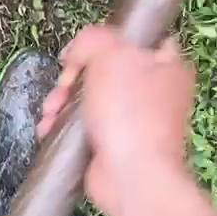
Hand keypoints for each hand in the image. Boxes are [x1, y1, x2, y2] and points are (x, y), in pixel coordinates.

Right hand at [38, 24, 196, 215]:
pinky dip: (63, 126)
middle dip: (72, 77)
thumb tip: (76, 53)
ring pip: (88, 97)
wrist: (132, 177)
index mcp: (167, 65)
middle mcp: (154, 91)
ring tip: (50, 112)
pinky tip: (49, 128)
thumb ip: (93, 39)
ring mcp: (134, 120)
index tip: (83, 50)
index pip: (137, 38)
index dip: (106, 39)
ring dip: (61, 102)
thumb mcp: (110, 56)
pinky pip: (83, 125)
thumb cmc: (130, 112)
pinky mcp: (114, 143)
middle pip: (103, 69)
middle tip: (64, 86)